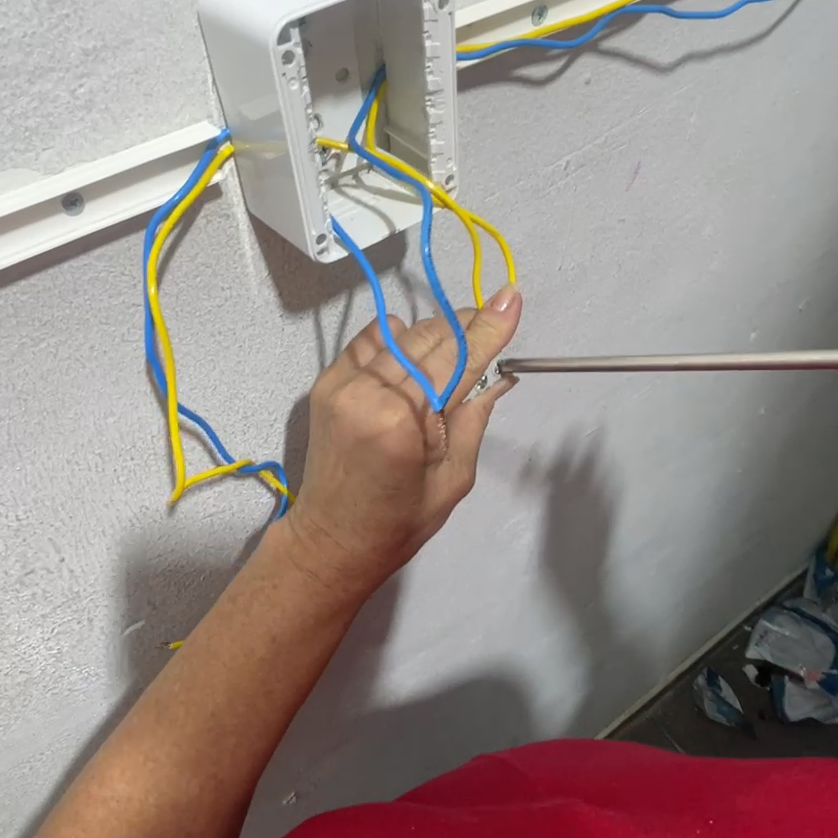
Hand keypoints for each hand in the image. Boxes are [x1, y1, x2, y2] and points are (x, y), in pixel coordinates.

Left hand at [279, 285, 522, 602]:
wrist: (332, 539)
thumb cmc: (400, 521)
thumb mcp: (454, 477)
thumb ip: (473, 417)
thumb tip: (498, 371)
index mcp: (400, 422)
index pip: (454, 363)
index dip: (486, 330)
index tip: (511, 298)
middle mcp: (366, 393)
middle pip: (426, 341)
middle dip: (463, 327)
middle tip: (491, 318)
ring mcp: (340, 385)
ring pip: (398, 338)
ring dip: (432, 333)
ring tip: (458, 338)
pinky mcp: (325, 384)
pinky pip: (367, 343)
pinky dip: (392, 337)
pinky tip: (410, 337)